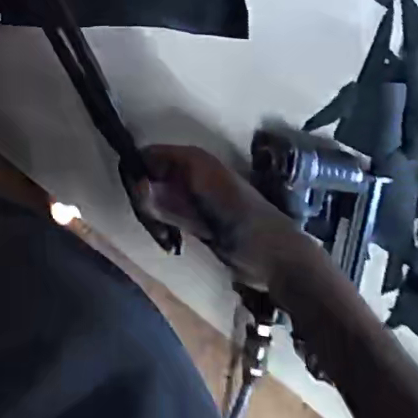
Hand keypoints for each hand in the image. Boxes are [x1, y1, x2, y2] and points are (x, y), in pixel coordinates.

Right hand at [137, 145, 317, 285]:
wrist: (283, 261)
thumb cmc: (246, 234)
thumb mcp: (202, 220)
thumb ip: (166, 202)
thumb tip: (134, 184)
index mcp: (192, 160)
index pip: (146, 156)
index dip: (135, 178)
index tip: (139, 207)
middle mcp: (190, 166)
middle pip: (148, 174)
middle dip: (145, 203)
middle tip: (157, 232)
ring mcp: (194, 186)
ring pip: (155, 192)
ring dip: (155, 216)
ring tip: (168, 241)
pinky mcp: (198, 206)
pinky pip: (168, 206)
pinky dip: (165, 222)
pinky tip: (174, 241)